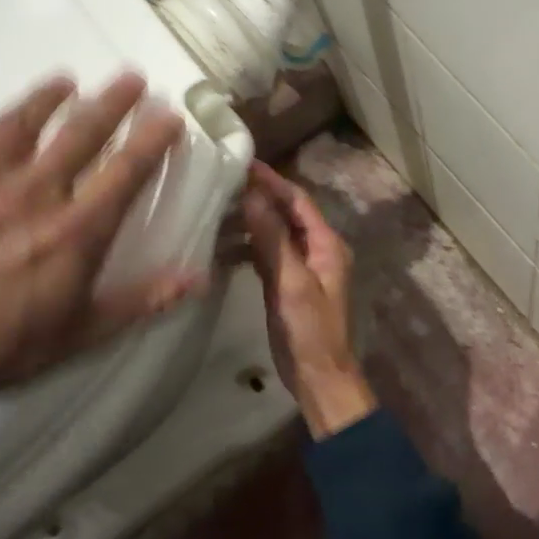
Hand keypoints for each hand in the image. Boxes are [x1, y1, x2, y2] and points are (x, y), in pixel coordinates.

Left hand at [0, 72, 205, 442]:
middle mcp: (30, 194)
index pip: (125, 172)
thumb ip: (141, 302)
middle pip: (78, 134)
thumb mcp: (79, 336)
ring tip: (65, 82)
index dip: (153, 140)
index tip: (172, 115)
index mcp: (74, 232)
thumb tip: (197, 279)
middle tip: (132, 78)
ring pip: (18, 124)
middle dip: (111, 103)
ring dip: (46, 98)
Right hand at [237, 161, 375, 437]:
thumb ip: (273, 239)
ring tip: (210, 208)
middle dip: (255, 197)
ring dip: (247, 222)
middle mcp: (317, 251)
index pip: (298, 201)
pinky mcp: (286, 286)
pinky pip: (266, 257)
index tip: (239, 161)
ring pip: (273, 234)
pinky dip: (246, 248)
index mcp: (327, 246)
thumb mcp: (292, 282)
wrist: (318, 377)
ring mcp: (301, 269)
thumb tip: (252, 194)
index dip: (271, 180)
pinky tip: (218, 245)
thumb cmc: (311, 331)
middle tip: (216, 181)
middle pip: (285, 214)